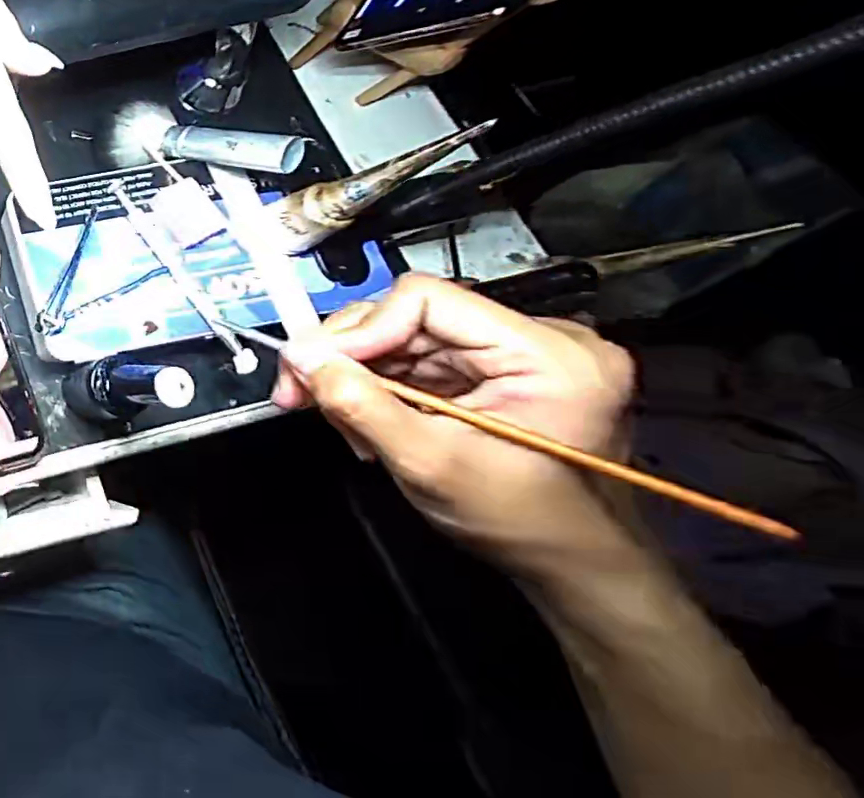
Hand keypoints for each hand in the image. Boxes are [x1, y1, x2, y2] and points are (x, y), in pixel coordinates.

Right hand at [271, 274, 638, 579]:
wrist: (564, 562)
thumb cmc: (525, 523)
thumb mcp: (429, 463)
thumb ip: (361, 405)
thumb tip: (303, 358)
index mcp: (549, 355)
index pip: (425, 300)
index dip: (362, 329)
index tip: (317, 364)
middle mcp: (530, 339)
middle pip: (401, 315)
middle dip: (343, 354)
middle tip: (299, 387)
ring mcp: (502, 352)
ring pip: (393, 336)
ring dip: (350, 372)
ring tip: (333, 414)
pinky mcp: (478, 367)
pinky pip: (403, 356)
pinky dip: (369, 384)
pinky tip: (358, 415)